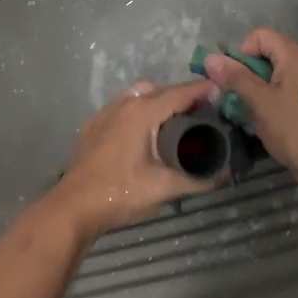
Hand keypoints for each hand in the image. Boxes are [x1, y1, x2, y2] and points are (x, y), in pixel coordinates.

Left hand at [48, 79, 223, 235]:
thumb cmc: (121, 193)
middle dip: (182, 95)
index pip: (180, 93)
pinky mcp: (93, 126)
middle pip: (160, 89)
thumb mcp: (164, 188)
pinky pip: (122, 107)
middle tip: (202, 112)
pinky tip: (144, 132)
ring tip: (174, 120)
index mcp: (143, 112)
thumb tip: (223, 174)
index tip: (222, 93)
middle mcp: (124, 105)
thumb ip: (198, 179)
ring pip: (138, 95)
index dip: (203, 90)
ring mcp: (105, 113)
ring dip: (158, 101)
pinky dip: (139, 110)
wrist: (73, 207)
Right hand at [203, 27, 297, 193]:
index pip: (259, 35)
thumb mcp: (259, 101)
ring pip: (271, 74)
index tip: (234, 79)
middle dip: (244, 73)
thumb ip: (235, 77)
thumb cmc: (294, 128)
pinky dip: (267, 99)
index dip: (241, 52)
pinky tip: (262, 120)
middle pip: (264, 54)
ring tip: (248, 112)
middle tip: (236, 98)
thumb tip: (210, 58)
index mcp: (294, 54)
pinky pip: (281, 89)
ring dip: (254, 89)